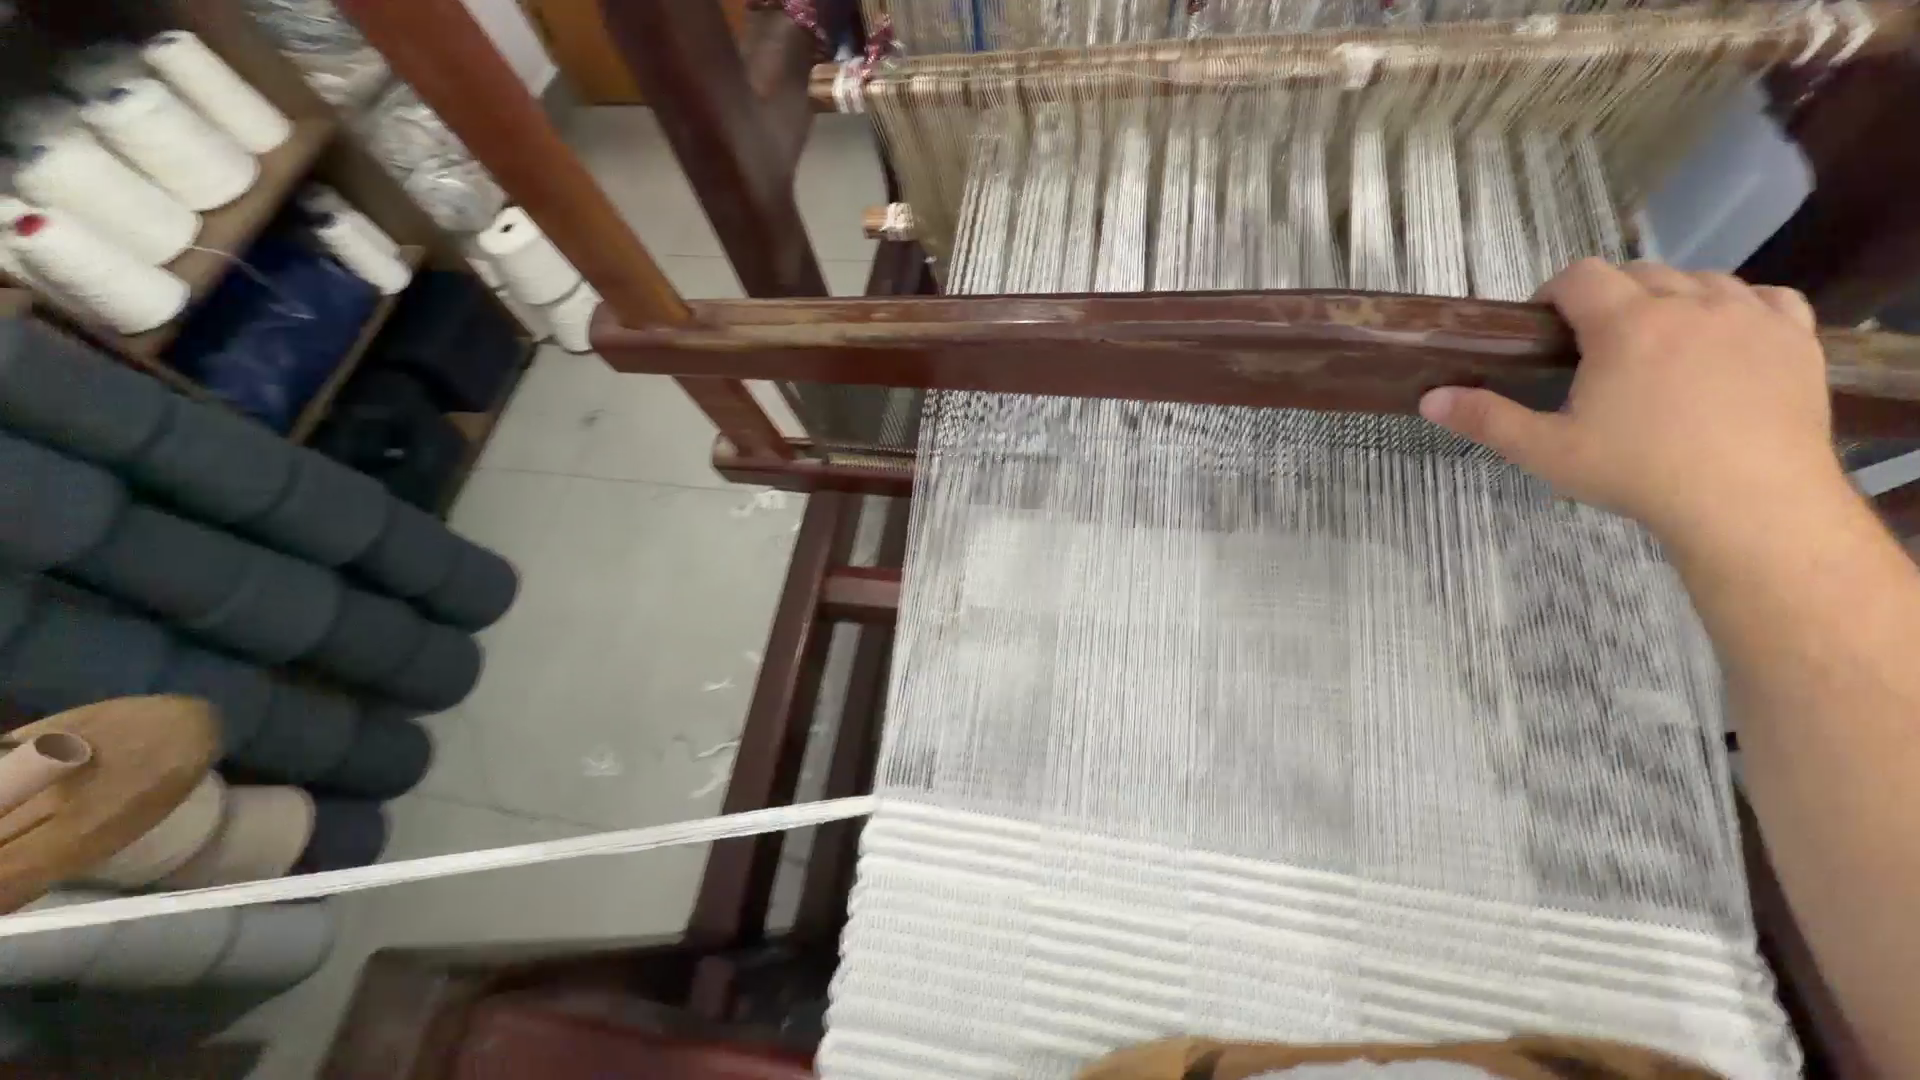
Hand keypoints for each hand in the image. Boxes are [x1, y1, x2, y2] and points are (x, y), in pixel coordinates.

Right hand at [1418, 259, 1843, 541]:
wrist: (1749, 502)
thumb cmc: (1637, 473)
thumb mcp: (1546, 451)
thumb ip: (1486, 419)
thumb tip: (1429, 399)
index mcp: (1626, 325)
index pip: (1582, 275)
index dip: (1554, 292)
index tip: (1545, 326)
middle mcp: (1691, 305)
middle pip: (1640, 272)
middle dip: (1609, 297)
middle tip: (1592, 346)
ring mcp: (1751, 318)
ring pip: (1702, 279)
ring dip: (1670, 298)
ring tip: (1654, 342)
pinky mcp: (1796, 339)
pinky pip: (1765, 297)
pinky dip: (1737, 307)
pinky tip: (1722, 337)